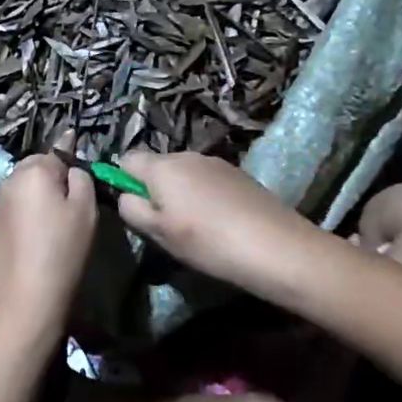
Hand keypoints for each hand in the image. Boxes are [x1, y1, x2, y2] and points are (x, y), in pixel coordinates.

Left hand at [0, 133, 97, 348]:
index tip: (77, 150)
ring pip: (22, 187)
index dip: (70, 153)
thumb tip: (71, 169)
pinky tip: (35, 234)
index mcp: (34, 170)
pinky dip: (24, 212)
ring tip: (54, 216)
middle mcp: (9, 180)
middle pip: (35, 167)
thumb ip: (81, 178)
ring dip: (36, 193)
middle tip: (72, 196)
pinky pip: (12, 208)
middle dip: (51, 174)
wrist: (24, 298)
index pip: (56, 150)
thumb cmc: (62, 250)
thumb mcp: (86, 210)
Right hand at [115, 151, 319, 294]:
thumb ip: (132, 210)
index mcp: (161, 166)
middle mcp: (186, 155)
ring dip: (181, 193)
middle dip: (154, 189)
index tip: (136, 209)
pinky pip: (207, 180)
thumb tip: (126, 196)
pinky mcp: (238, 175)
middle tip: (166, 225)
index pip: (126, 159)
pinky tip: (220, 223)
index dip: (123, 180)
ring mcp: (215, 162)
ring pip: (183, 173)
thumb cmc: (208, 241)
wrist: (277, 247)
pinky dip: (205, 197)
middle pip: (156, 165)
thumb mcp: (159, 233)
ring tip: (196, 227)